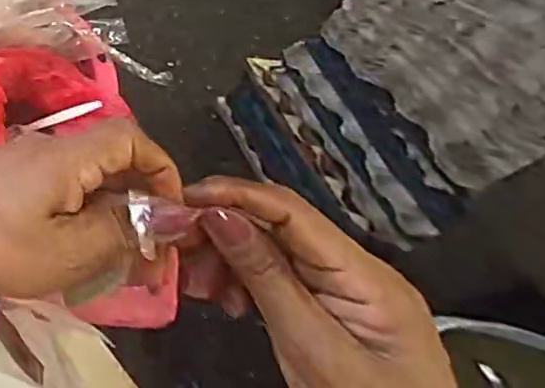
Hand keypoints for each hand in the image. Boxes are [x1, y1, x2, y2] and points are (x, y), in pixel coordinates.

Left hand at [0, 120, 181, 301]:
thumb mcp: (70, 249)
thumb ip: (123, 229)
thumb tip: (167, 214)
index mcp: (65, 154)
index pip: (130, 135)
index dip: (161, 169)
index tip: (171, 218)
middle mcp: (47, 145)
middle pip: (111, 158)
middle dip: (141, 204)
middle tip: (153, 261)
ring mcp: (26, 157)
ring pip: (88, 175)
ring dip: (114, 214)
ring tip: (122, 265)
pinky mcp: (11, 174)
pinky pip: (62, 184)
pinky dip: (84, 212)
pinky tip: (83, 249)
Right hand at [179, 178, 454, 387]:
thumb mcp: (312, 349)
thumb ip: (265, 276)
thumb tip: (215, 211)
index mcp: (367, 276)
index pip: (290, 209)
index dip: (232, 194)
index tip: (181, 200)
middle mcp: (355, 270)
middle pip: (274, 224)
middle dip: (220, 229)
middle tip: (178, 245)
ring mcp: (342, 289)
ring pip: (266, 246)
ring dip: (224, 256)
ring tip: (197, 283)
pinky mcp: (327, 305)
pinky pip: (273, 272)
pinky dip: (240, 278)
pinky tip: (223, 298)